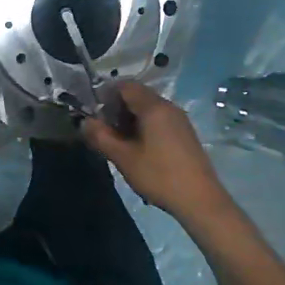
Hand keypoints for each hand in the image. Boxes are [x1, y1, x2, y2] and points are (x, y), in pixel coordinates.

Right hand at [79, 82, 234, 220]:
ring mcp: (179, 120)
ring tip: (119, 142)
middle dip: (117, 108)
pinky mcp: (185, 133)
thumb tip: (84, 122)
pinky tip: (139, 149)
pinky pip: (159, 119)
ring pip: (149, 109)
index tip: (94, 113)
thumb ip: (101, 137)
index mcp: (154, 107)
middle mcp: (168, 107)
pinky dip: (144, 126)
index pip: (126, 85)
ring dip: (130, 119)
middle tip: (104, 130)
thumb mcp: (124, 158)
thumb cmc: (159, 175)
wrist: (200, 199)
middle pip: (138, 95)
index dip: (106, 94)